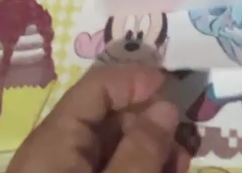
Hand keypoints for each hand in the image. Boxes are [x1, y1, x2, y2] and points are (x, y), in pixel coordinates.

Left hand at [8, 65, 186, 172]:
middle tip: (186, 141)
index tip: (173, 85)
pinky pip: (105, 168)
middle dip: (151, 122)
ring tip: (180, 163)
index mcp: (55, 137)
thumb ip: (140, 150)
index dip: (136, 78)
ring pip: (113, 147)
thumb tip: (166, 106)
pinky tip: (162, 172)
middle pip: (109, 117)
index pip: (97, 84)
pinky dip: (134, 168)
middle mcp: (55, 150)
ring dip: (149, 150)